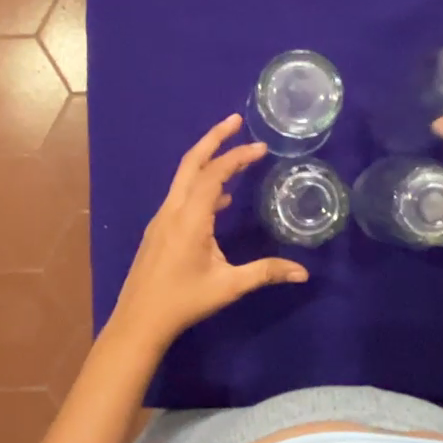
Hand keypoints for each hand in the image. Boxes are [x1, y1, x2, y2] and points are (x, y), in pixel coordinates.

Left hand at [107, 114, 308, 347]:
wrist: (139, 320)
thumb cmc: (183, 302)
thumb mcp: (229, 286)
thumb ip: (265, 273)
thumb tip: (303, 272)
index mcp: (190, 218)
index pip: (214, 175)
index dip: (237, 157)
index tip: (260, 147)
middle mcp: (172, 210)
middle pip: (192, 162)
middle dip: (214, 138)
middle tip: (236, 121)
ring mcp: (162, 218)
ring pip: (184, 177)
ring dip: (207, 160)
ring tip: (234, 154)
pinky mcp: (159, 229)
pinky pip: (181, 195)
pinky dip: (201, 185)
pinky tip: (220, 199)